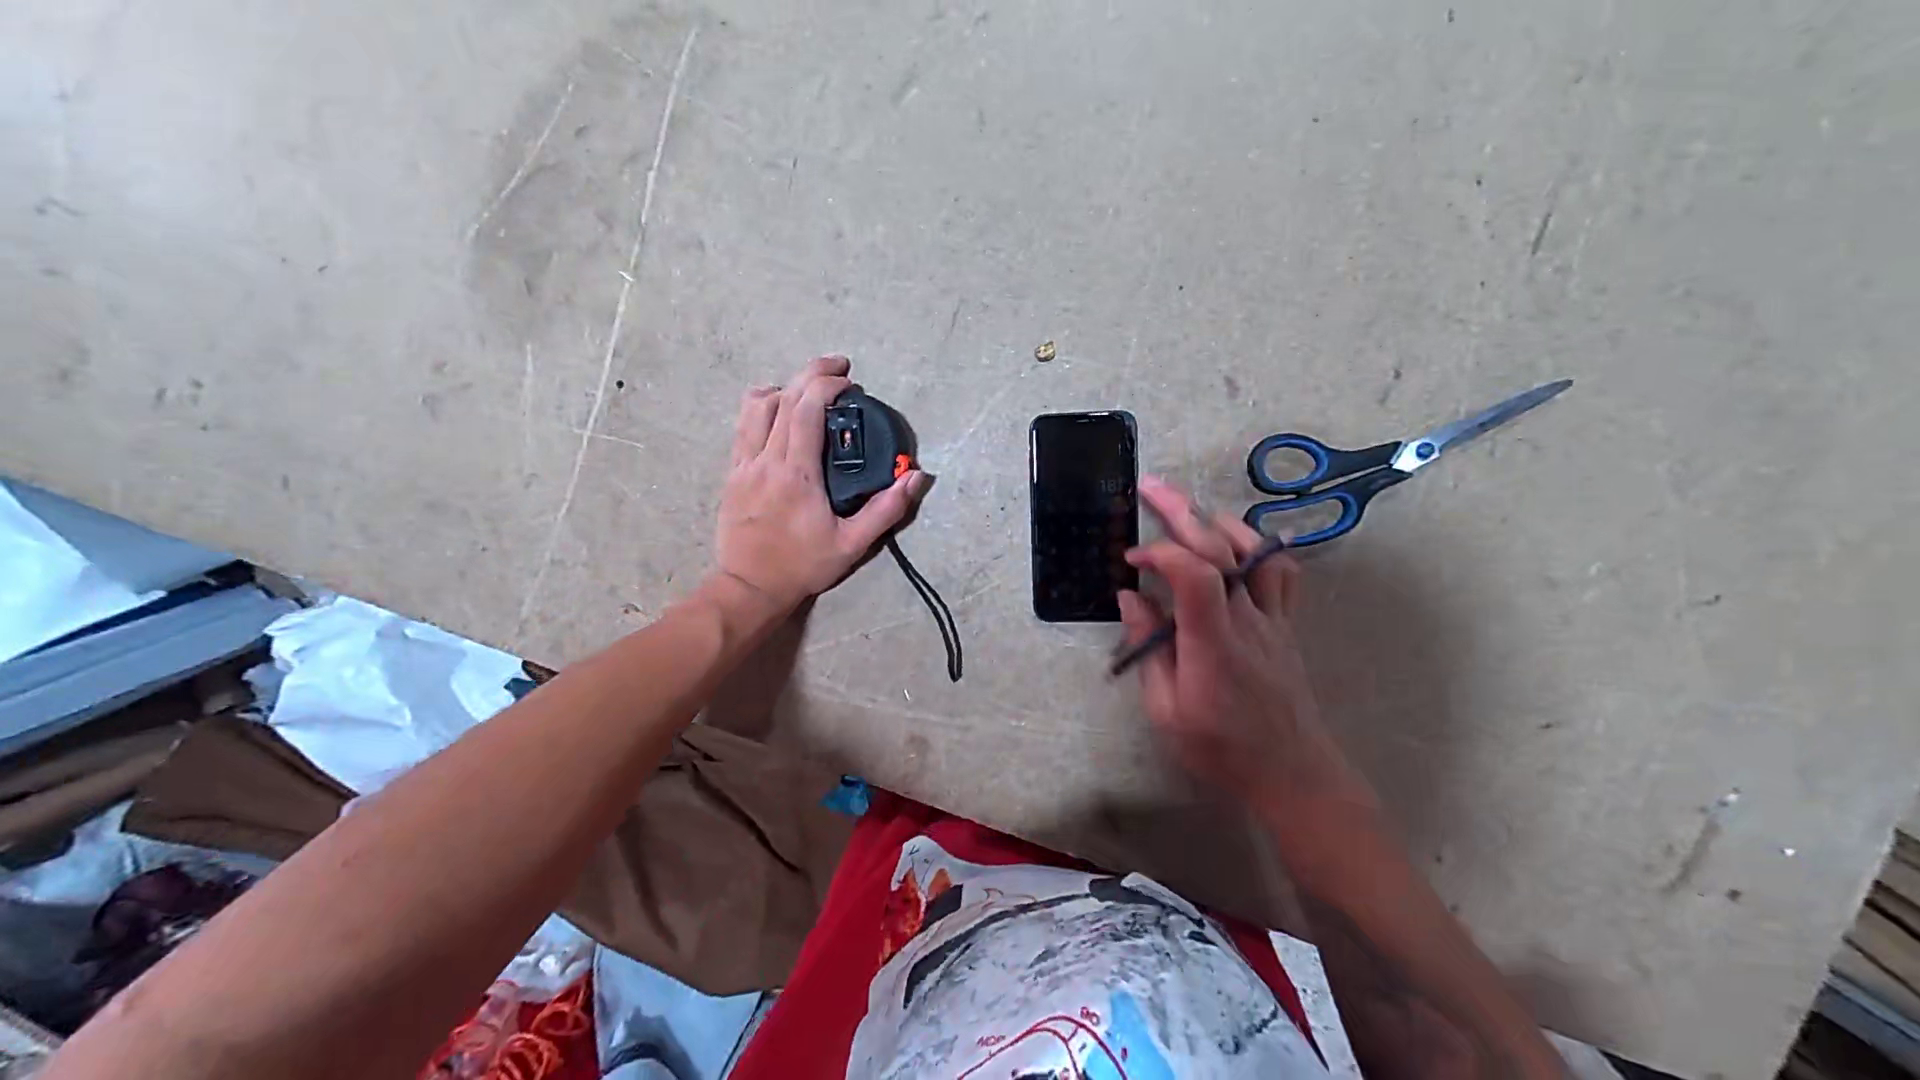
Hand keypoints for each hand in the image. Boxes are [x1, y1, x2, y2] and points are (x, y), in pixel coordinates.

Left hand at [712, 356, 927, 612]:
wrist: (749, 586)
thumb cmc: (802, 565)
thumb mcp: (852, 544)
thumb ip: (886, 509)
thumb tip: (917, 478)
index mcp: (797, 473)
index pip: (807, 409)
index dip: (828, 384)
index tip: (850, 382)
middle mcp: (766, 459)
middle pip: (784, 397)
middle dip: (812, 373)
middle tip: (839, 368)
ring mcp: (744, 464)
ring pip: (756, 405)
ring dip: (784, 387)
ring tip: (807, 390)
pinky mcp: (732, 473)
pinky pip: (742, 426)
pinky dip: (761, 407)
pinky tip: (777, 412)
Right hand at [1118, 476, 1375, 814]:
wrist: (1292, 773)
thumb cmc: (1221, 750)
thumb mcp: (1166, 712)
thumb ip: (1148, 650)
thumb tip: (1131, 599)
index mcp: (1213, 644)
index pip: (1194, 575)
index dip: (1160, 552)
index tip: (1130, 560)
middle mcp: (1247, 620)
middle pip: (1220, 549)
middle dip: (1181, 510)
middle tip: (1149, 486)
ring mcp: (1273, 619)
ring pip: (1257, 551)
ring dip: (1221, 521)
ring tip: (1192, 511)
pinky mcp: (1286, 625)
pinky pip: (1281, 572)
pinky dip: (1259, 546)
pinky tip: (1237, 544)